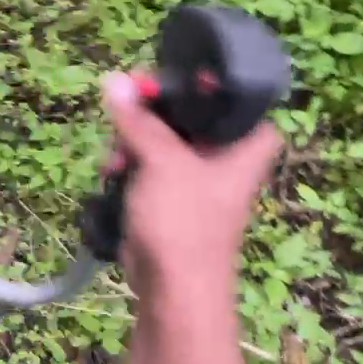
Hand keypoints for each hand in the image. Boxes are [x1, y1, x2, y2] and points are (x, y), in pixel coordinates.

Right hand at [102, 71, 280, 300]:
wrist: (174, 283)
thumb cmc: (183, 220)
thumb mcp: (161, 161)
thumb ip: (138, 120)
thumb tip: (113, 80)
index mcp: (249, 138)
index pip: (218, 92)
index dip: (181, 84)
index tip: (142, 85)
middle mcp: (229, 152)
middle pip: (180, 114)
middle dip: (143, 121)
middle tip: (121, 130)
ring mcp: (199, 174)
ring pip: (157, 139)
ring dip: (129, 146)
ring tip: (114, 164)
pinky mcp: (172, 194)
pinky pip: (147, 164)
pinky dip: (128, 166)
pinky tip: (113, 175)